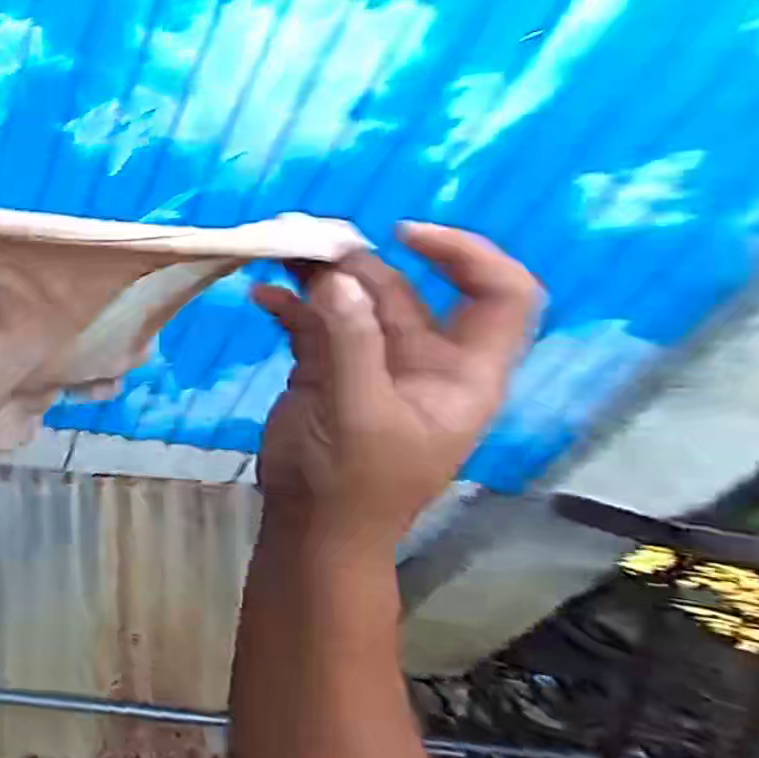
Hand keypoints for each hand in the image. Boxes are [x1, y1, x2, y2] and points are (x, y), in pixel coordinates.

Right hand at [252, 223, 542, 553]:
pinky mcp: (322, 372)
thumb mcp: (360, 414)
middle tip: (303, 241)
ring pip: (349, 305)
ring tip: (276, 254)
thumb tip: (338, 279)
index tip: (404, 233)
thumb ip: (350, 345)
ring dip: (316, 279)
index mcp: (459, 373)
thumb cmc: (355, 482)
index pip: (498, 296)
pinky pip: (310, 326)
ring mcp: (365, 365)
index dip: (466, 256)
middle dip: (356, 264)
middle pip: (400, 293)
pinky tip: (260, 296)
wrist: (312, 524)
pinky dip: (287, 308)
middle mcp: (418, 361)